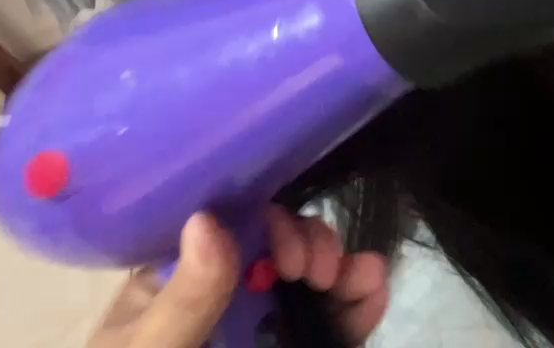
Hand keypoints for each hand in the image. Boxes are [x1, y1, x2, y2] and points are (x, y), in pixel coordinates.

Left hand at [88, 209, 389, 347]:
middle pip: (278, 244)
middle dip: (311, 245)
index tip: (288, 257)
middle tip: (321, 273)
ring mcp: (258, 325)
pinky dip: (357, 302)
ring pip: (310, 276)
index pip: (230, 225)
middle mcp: (224, 293)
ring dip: (346, 267)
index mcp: (179, 281)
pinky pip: (328, 318)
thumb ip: (181, 301)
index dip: (268, 225)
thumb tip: (208, 218)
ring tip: (369, 275)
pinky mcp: (287, 347)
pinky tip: (374, 293)